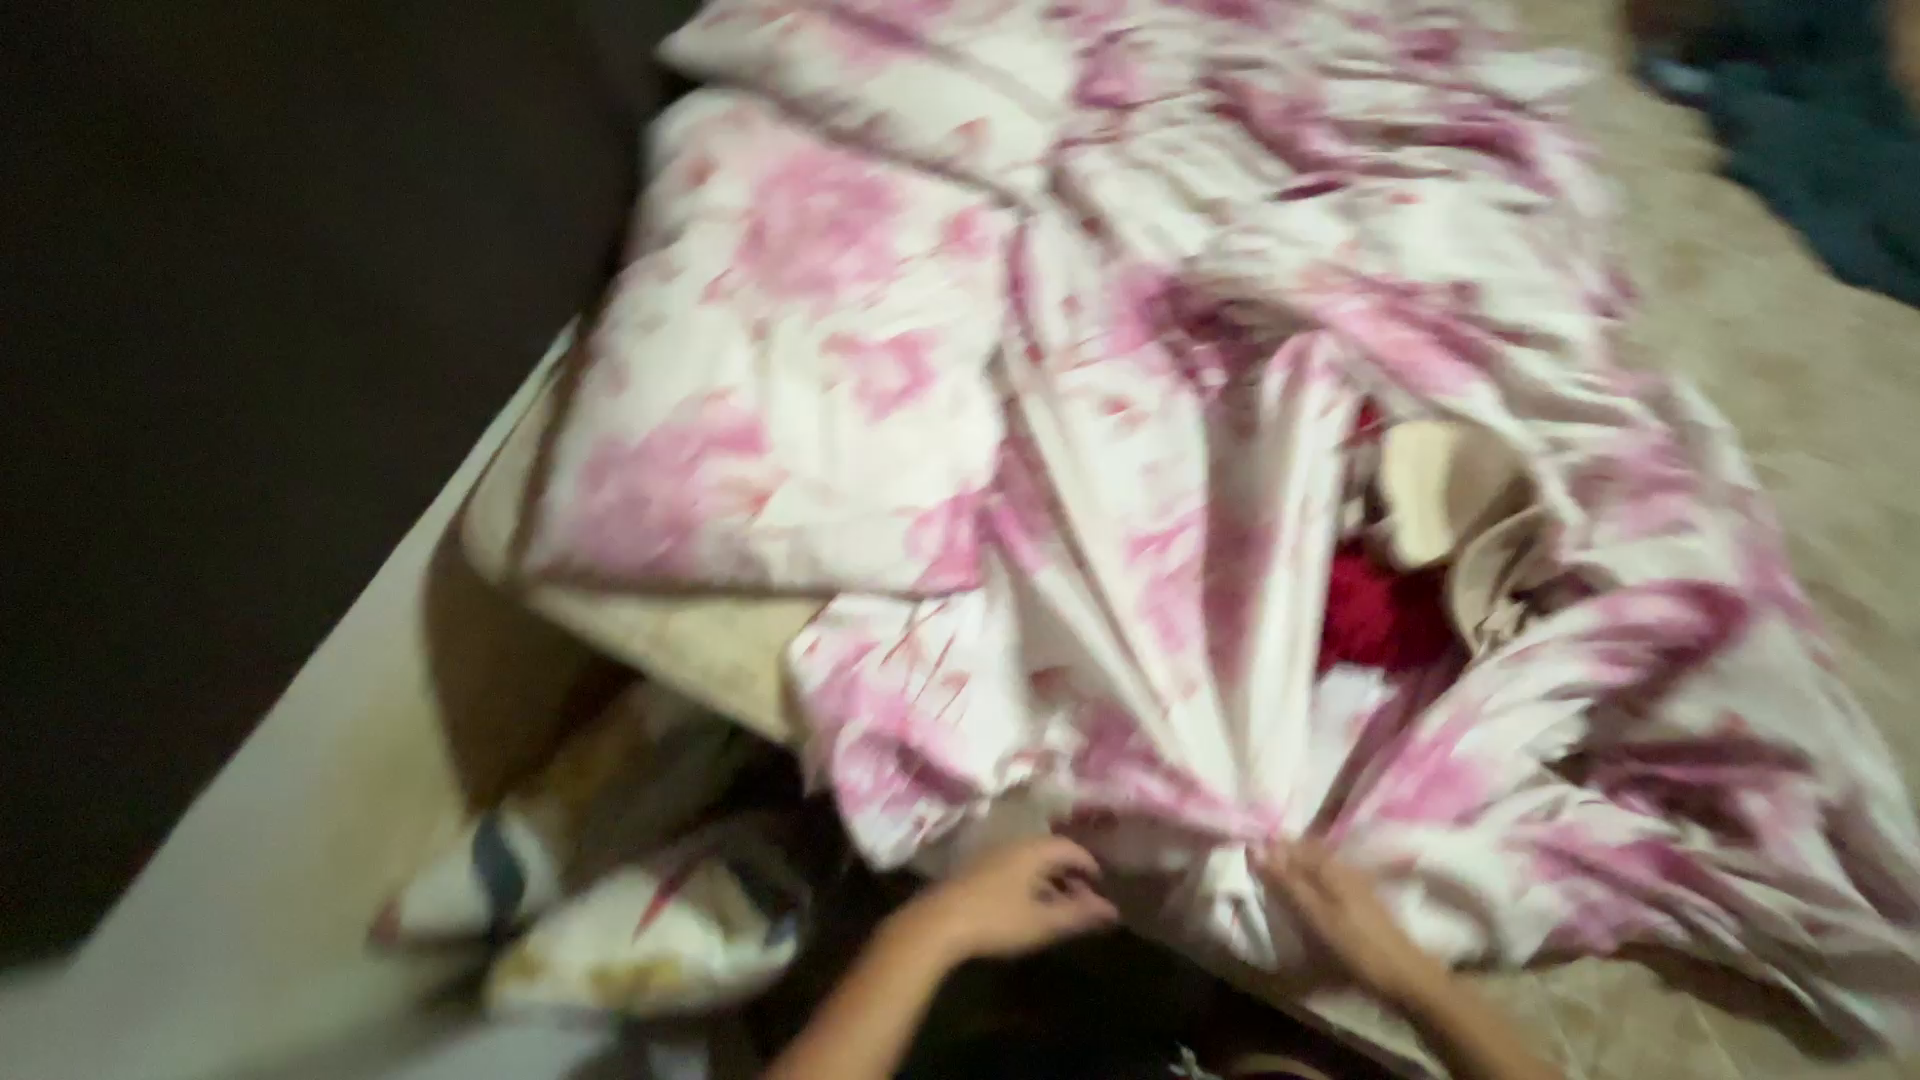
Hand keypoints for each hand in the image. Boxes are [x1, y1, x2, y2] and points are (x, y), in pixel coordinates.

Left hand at [889, 836, 1119, 963]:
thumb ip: (1079, 914)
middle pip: (1049, 851)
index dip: (1088, 864)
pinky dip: (1030, 882)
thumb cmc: (997, 919)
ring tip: (1059, 906)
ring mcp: (991, 854)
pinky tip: (1029, 906)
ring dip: (1049, 880)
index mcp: (1032, 849)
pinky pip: (1014, 868)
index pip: (1069, 847)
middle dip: (1069, 873)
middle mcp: (1013, 844)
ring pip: (1029, 860)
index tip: (1100, 883)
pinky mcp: (975, 869)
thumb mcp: (1043, 921)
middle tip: (1083, 899)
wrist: (938, 922)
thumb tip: (1112, 911)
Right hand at [1255, 837, 1447, 1005]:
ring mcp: (1355, 881)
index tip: (1246, 853)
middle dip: (1281, 853)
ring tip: (1277, 879)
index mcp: (1329, 865)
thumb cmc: (1356, 945)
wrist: (1406, 977)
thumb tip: (1256, 848)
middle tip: (1258, 865)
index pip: (1291, 844)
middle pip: (1305, 850)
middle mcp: (1342, 866)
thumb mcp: (1315, 915)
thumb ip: (1286, 881)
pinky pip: (1327, 876)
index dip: (1269, 846)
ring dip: (1295, 866)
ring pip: (1317, 862)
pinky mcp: (1361, 898)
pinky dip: (1310, 878)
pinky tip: (1306, 892)